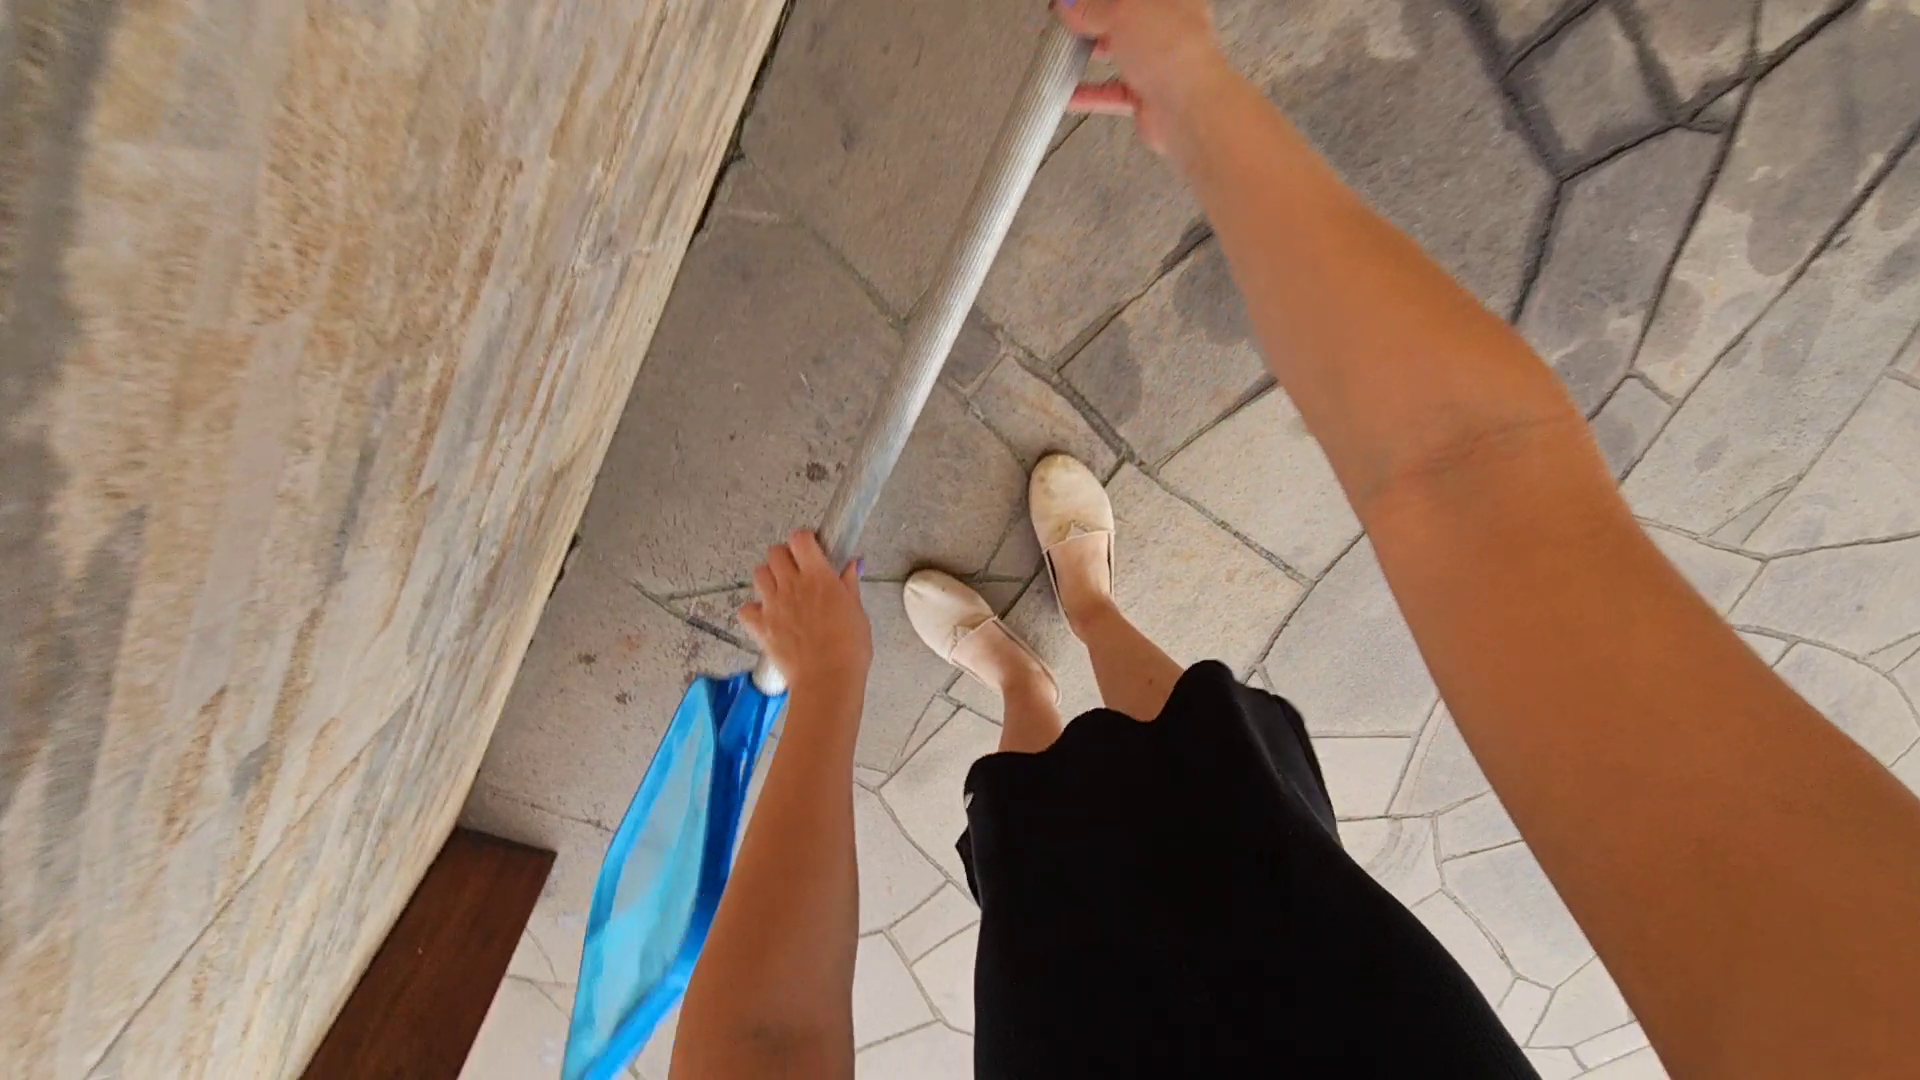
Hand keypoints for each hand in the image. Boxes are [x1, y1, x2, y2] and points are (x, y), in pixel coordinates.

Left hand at [740, 531, 872, 696]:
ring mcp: (773, 605)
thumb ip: (849, 584)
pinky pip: (746, 609)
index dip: (804, 539)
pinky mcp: (761, 626)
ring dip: (769, 578)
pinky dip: (753, 610)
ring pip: (759, 574)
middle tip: (796, 570)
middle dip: (785, 557)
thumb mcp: (857, 611)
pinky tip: (767, 616)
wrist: (828, 678)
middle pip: (775, 553)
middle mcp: (792, 585)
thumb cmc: (849, 647)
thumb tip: (851, 565)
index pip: (800, 539)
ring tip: (781, 590)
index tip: (811, 547)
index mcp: (818, 576)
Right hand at [1055, 0, 1230, 153]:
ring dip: (1092, 53)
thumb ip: (1093, 7)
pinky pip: (1114, 92)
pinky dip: (1090, 94)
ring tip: (1063, 53)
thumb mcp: (1123, 11)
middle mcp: (1168, 26)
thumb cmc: (1166, 46)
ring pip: (1121, 53)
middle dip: (1095, 18)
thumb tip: (1067, 4)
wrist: (1186, 107)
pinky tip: (1067, 95)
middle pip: (1126, 17)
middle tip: (1067, 21)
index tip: (1072, 1)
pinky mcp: (1148, 97)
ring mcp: (1159, 62)